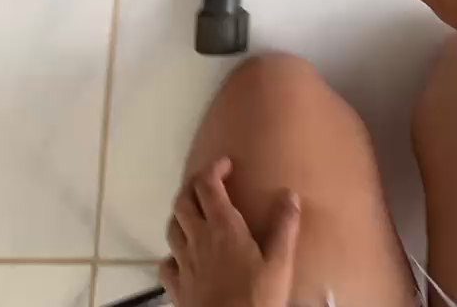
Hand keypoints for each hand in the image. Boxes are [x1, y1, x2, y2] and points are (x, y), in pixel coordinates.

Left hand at [160, 159, 300, 306]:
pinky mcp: (176, 288)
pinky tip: (183, 257)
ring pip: (172, 227)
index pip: (208, 185)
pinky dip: (172, 253)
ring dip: (181, 214)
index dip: (214, 168)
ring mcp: (183, 264)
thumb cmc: (257, 299)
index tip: (226, 164)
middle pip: (183, 201)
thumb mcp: (280, 264)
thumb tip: (290, 194)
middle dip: (193, 185)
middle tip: (209, 183)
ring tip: (195, 213)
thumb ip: (284, 227)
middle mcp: (198, 239)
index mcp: (223, 227)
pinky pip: (165, 263)